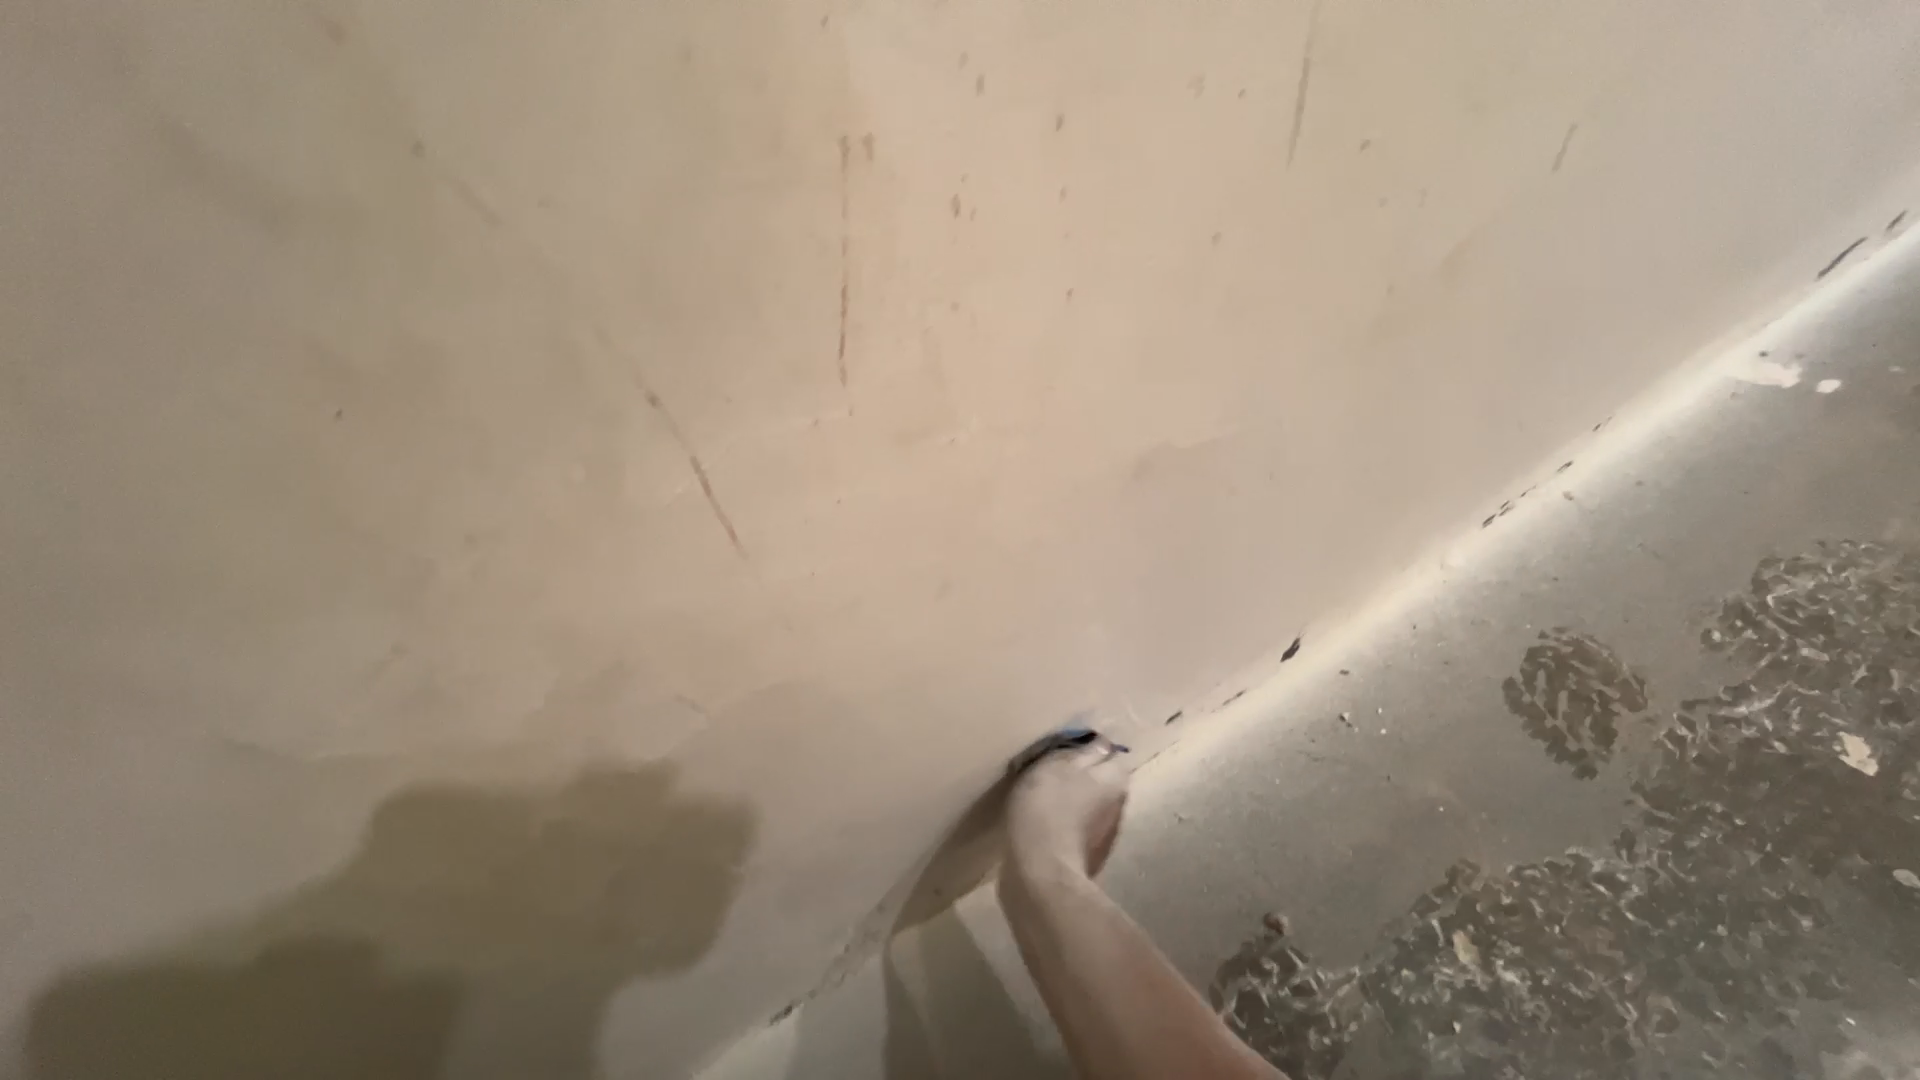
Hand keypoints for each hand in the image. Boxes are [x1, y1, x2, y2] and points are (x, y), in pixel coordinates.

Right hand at [1004, 735, 1130, 877]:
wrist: (1042, 873)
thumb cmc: (1047, 808)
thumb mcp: (1057, 765)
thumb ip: (1082, 751)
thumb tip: (1102, 743)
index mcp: (1115, 779)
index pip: (1112, 753)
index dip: (1092, 748)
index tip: (1068, 748)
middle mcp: (1119, 806)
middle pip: (1104, 781)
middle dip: (1085, 776)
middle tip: (1053, 772)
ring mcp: (1106, 836)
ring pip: (1093, 806)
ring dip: (1076, 802)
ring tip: (1046, 800)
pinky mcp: (1090, 858)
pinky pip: (1080, 830)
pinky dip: (1067, 825)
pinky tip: (1046, 826)